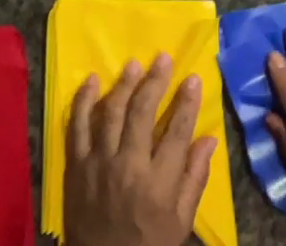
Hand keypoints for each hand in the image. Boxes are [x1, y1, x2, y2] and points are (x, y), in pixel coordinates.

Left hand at [65, 53, 216, 245]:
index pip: (176, 131)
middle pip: (141, 113)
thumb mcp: (181, 221)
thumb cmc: (149, 243)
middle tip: (163, 58)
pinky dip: (83, 100)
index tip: (194, 78)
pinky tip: (91, 80)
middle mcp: (128, 165)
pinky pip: (77, 125)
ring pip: (110, 112)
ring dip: (123, 84)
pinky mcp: (76, 164)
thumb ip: (194, 178)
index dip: (187, 102)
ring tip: (134, 64)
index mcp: (158, 182)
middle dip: (155, 82)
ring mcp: (98, 162)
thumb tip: (209, 139)